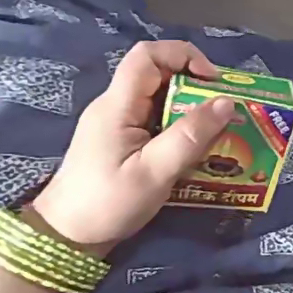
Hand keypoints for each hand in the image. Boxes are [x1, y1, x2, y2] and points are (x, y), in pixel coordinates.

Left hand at [33, 41, 234, 251]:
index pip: (148, 55)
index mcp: (117, 105)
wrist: (66, 237)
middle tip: (224, 114)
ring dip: (189, 111)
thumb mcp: (154, 172)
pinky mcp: (120, 142)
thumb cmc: (108, 203)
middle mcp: (115, 106)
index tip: (213, 83)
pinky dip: (178, 129)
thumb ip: (190, 136)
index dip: (184, 56)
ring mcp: (116, 124)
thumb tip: (226, 102)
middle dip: (194, 88)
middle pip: (157, 76)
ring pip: (158, 100)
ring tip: (216, 133)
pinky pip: (154, 122)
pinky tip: (195, 151)